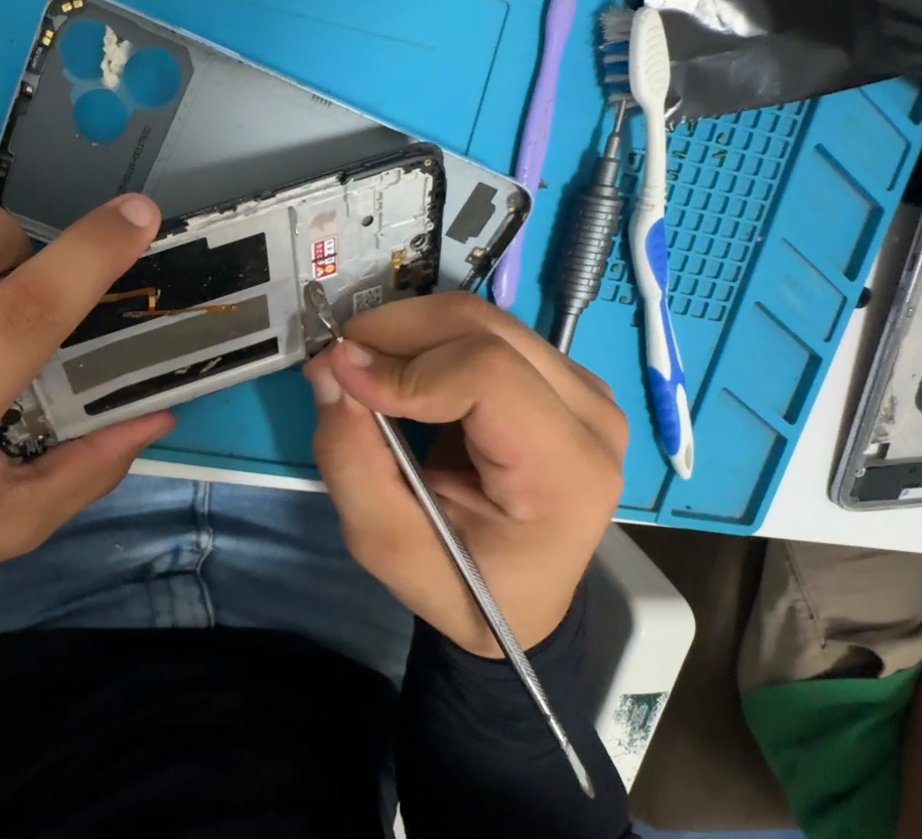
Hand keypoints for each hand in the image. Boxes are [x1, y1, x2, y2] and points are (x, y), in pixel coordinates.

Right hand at [304, 293, 626, 656]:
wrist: (515, 601)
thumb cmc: (458, 585)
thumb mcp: (385, 542)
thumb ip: (351, 457)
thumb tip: (330, 366)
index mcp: (565, 474)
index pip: (487, 374)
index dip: (404, 367)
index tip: (339, 377)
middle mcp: (591, 418)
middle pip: (483, 329)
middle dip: (395, 332)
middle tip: (339, 362)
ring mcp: (583, 390)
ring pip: (481, 319)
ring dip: (408, 333)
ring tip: (363, 369)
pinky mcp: (561, 377)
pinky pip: (484, 332)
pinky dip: (428, 340)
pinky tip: (401, 374)